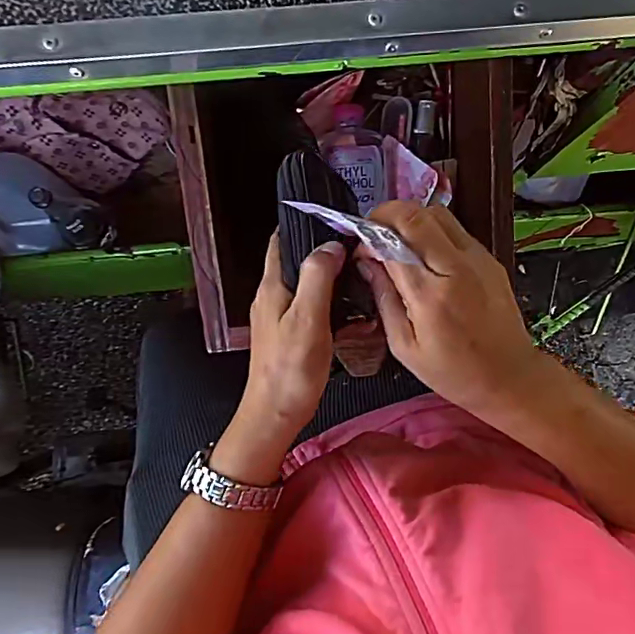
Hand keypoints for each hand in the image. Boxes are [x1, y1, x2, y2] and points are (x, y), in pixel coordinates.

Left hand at [215, 233, 344, 484]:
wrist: (274, 416)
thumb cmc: (289, 372)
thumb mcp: (307, 319)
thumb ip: (318, 278)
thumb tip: (330, 246)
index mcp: (271, 288)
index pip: (280, 241)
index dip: (303, 225)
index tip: (332, 218)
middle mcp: (272, 298)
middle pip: (298, 262)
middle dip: (326, 252)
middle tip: (359, 249)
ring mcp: (280, 318)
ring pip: (309, 287)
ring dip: (333, 281)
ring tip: (363, 278)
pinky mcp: (291, 337)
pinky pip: (314, 312)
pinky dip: (334, 309)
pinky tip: (355, 318)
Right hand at [356, 201, 545, 424]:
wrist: (509, 376)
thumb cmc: (454, 371)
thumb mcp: (404, 345)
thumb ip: (384, 298)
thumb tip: (367, 264)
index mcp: (431, 296)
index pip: (392, 243)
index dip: (368, 238)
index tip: (359, 249)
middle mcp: (457, 269)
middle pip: (415, 215)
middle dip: (385, 214)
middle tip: (371, 231)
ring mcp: (477, 260)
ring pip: (437, 213)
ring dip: (409, 219)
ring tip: (394, 240)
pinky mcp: (489, 259)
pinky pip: (454, 229)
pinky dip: (430, 230)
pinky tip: (420, 253)